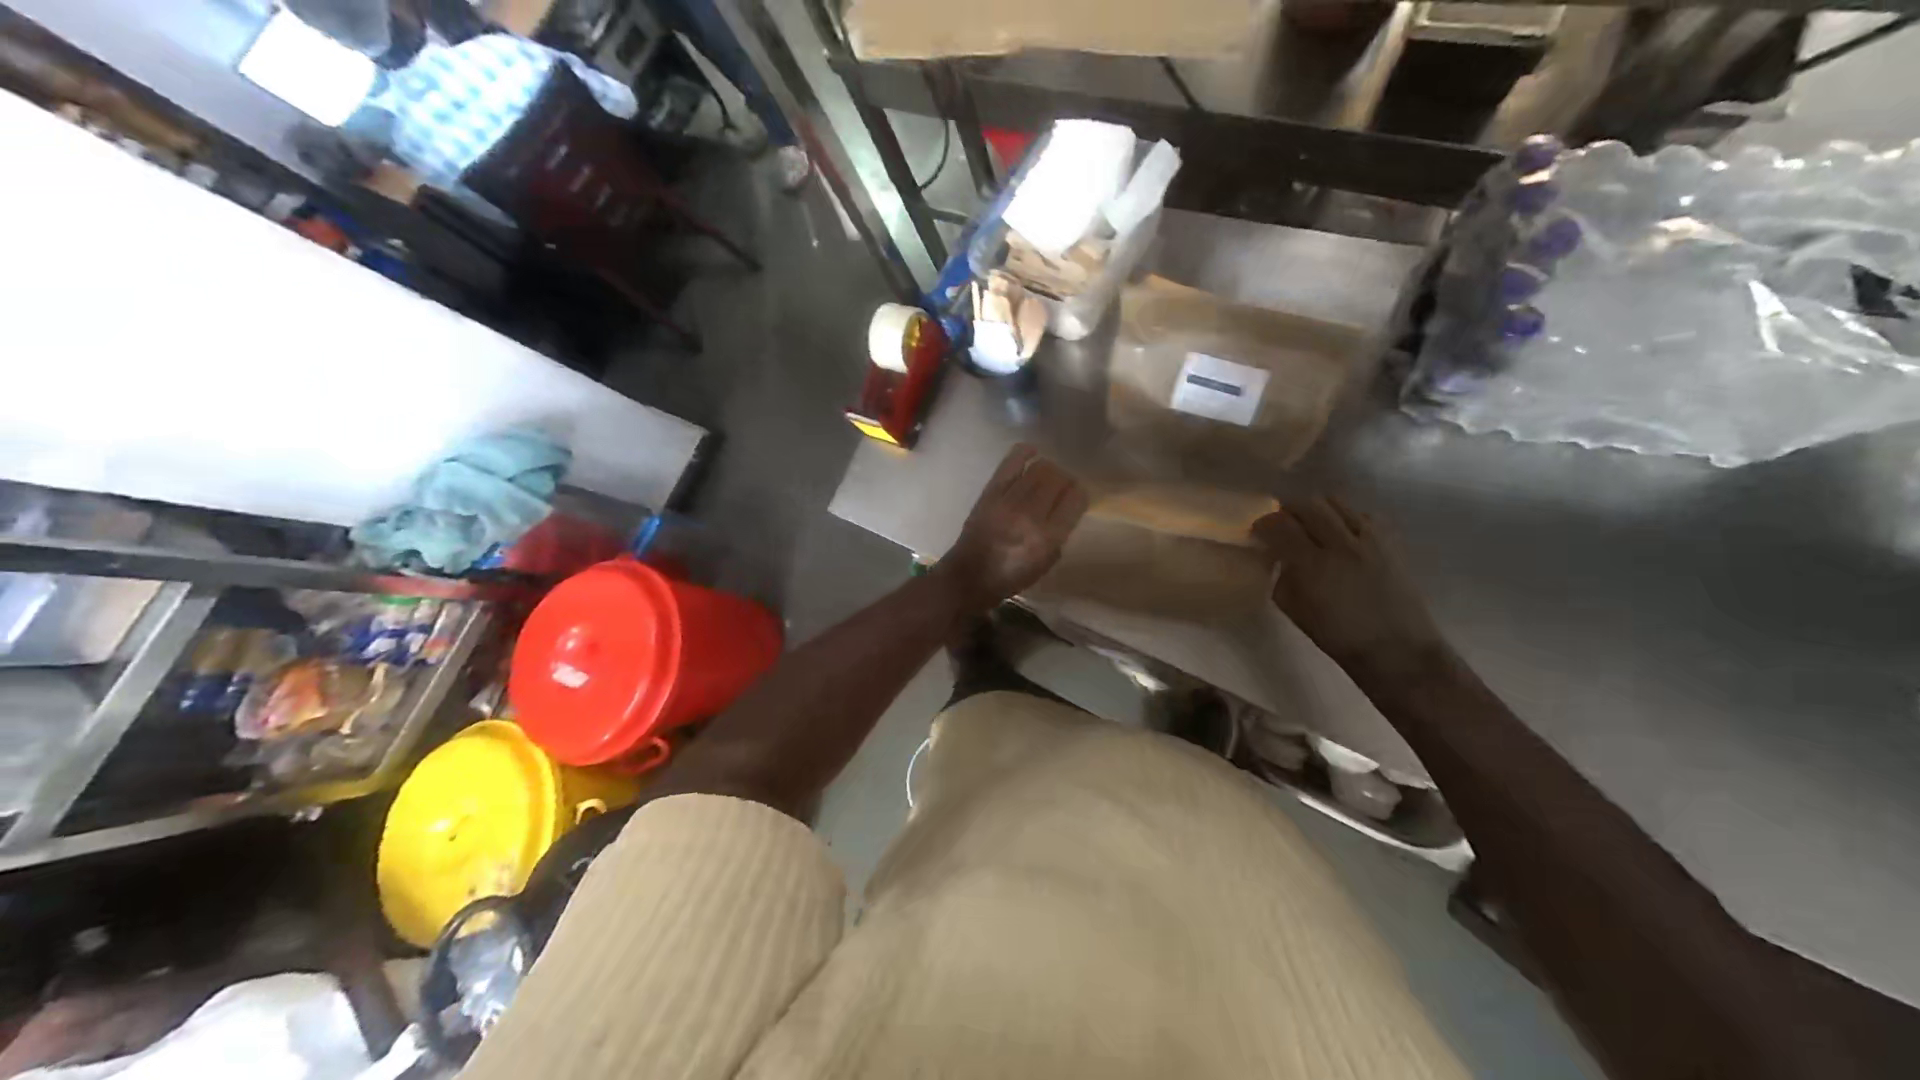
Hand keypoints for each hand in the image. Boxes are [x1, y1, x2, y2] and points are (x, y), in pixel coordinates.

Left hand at [937, 445, 1087, 607]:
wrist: (969, 576)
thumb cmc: (1011, 577)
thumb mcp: (1045, 563)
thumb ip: (1059, 534)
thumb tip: (1064, 508)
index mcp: (1047, 538)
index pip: (1075, 500)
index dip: (1080, 495)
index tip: (1078, 497)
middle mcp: (1030, 516)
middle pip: (1058, 480)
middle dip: (1066, 480)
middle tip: (1063, 487)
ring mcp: (1008, 501)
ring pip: (1039, 469)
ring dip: (1050, 469)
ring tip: (1048, 477)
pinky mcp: (990, 493)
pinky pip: (1011, 463)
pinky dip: (1024, 453)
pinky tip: (1033, 452)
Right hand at [1253, 497, 1447, 672]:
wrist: (1397, 649)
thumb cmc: (1339, 637)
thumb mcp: (1295, 610)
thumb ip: (1283, 578)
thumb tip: (1278, 558)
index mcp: (1312, 565)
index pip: (1280, 525)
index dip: (1264, 523)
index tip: (1258, 531)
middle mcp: (1341, 544)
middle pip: (1308, 505)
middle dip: (1288, 510)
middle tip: (1281, 523)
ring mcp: (1370, 539)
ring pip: (1336, 502)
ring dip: (1317, 508)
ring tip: (1311, 524)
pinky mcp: (1391, 541)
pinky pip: (1363, 513)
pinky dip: (1346, 516)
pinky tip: (1343, 533)